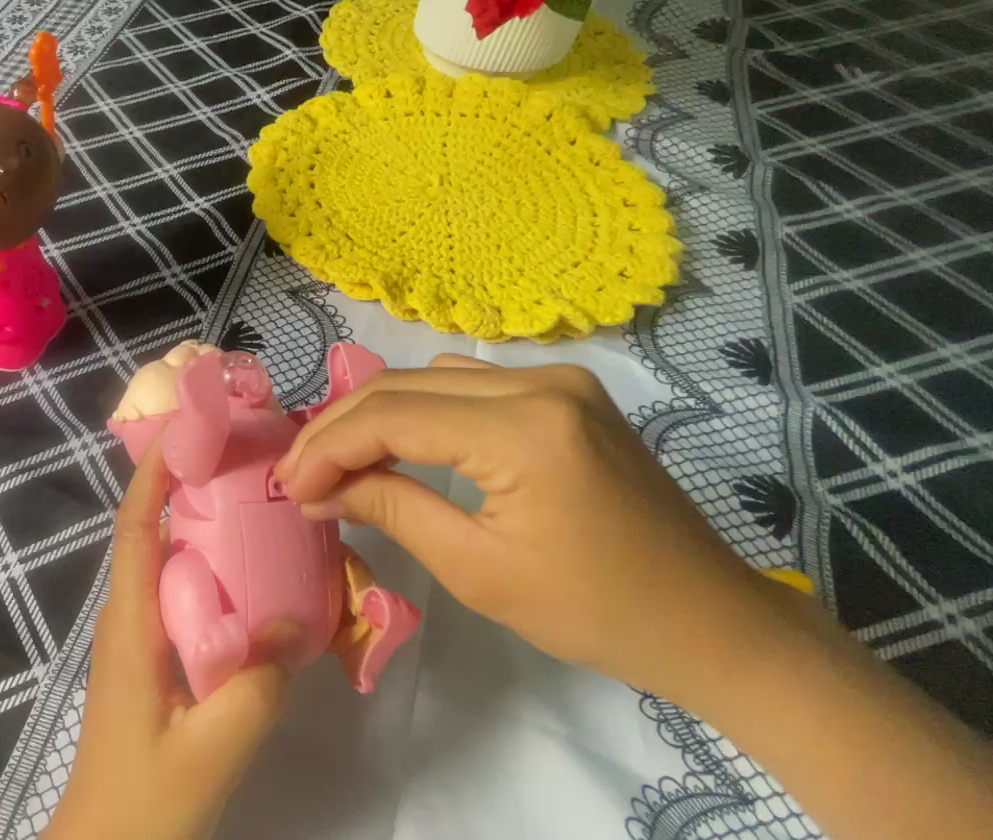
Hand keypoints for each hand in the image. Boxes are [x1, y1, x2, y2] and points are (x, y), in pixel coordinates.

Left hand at [45, 446, 292, 839]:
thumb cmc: (147, 798)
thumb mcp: (214, 748)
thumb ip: (257, 683)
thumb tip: (295, 617)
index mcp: (130, 624)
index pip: (134, 527)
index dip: (153, 473)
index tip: (186, 428)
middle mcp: (125, 616)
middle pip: (148, 531)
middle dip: (183, 483)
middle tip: (240, 454)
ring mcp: (134, 637)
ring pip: (165, 562)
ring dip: (197, 524)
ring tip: (253, 498)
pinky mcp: (149, 657)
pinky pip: (178, 596)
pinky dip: (208, 571)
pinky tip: (251, 580)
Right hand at [274, 355, 783, 701]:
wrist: (712, 621)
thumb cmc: (594, 611)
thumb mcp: (476, 569)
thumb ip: (390, 508)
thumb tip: (317, 490)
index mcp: (524, 431)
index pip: (389, 417)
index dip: (325, 449)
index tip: (288, 488)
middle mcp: (540, 383)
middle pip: (399, 387)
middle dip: (336, 430)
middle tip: (297, 475)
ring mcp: (556, 379)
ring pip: (425, 378)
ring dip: (371, 415)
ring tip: (334, 461)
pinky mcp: (564, 390)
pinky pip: (464, 384)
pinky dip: (416, 408)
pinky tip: (395, 442)